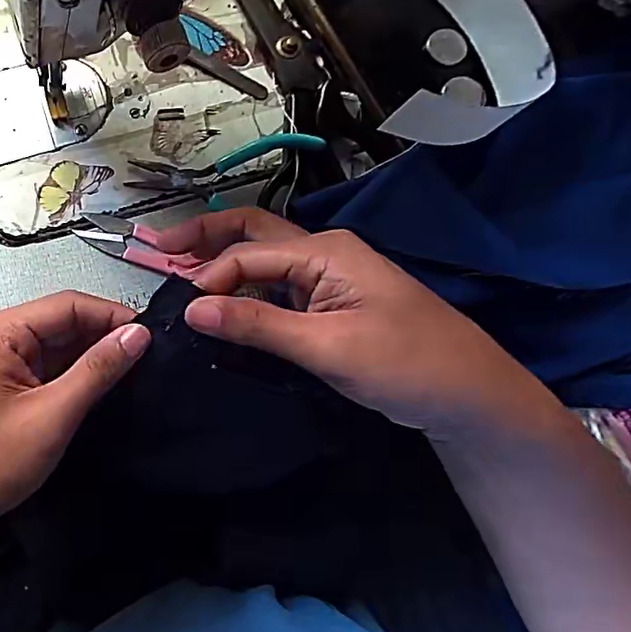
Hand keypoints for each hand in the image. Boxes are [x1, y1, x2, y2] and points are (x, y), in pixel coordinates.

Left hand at [0, 291, 149, 536]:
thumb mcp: (53, 414)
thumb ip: (97, 371)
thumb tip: (134, 336)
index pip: (66, 305)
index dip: (110, 315)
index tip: (147, 332)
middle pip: (65, 321)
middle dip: (105, 335)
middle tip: (146, 353)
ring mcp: (4, 361)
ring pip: (63, 344)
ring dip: (95, 356)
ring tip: (133, 369)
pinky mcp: (12, 382)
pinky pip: (54, 365)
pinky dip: (80, 373)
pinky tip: (106, 384)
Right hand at [144, 209, 567, 446]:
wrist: (472, 397)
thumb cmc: (407, 364)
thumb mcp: (327, 346)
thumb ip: (257, 325)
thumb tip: (191, 309)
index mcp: (326, 251)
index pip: (249, 256)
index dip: (211, 278)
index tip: (182, 310)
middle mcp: (323, 255)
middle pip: (254, 234)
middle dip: (207, 237)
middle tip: (159, 248)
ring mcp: (328, 280)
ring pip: (264, 262)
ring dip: (223, 264)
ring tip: (180, 273)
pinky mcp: (330, 306)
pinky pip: (278, 290)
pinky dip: (246, 293)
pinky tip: (224, 307)